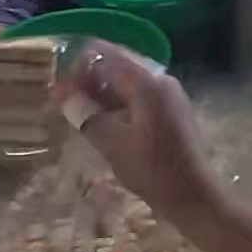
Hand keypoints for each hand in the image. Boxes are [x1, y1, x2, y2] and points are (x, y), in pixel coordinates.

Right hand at [64, 46, 218, 221]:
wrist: (193, 195)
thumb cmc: (151, 168)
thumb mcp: (111, 143)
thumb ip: (86, 115)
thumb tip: (66, 97)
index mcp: (146, 82)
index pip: (105, 56)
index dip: (77, 66)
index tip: (58, 85)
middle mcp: (161, 80)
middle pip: (118, 65)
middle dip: (89, 78)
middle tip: (66, 97)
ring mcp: (170, 96)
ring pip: (129, 82)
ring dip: (103, 91)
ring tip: (81, 110)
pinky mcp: (173, 112)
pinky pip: (140, 97)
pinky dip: (119, 103)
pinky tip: (104, 120)